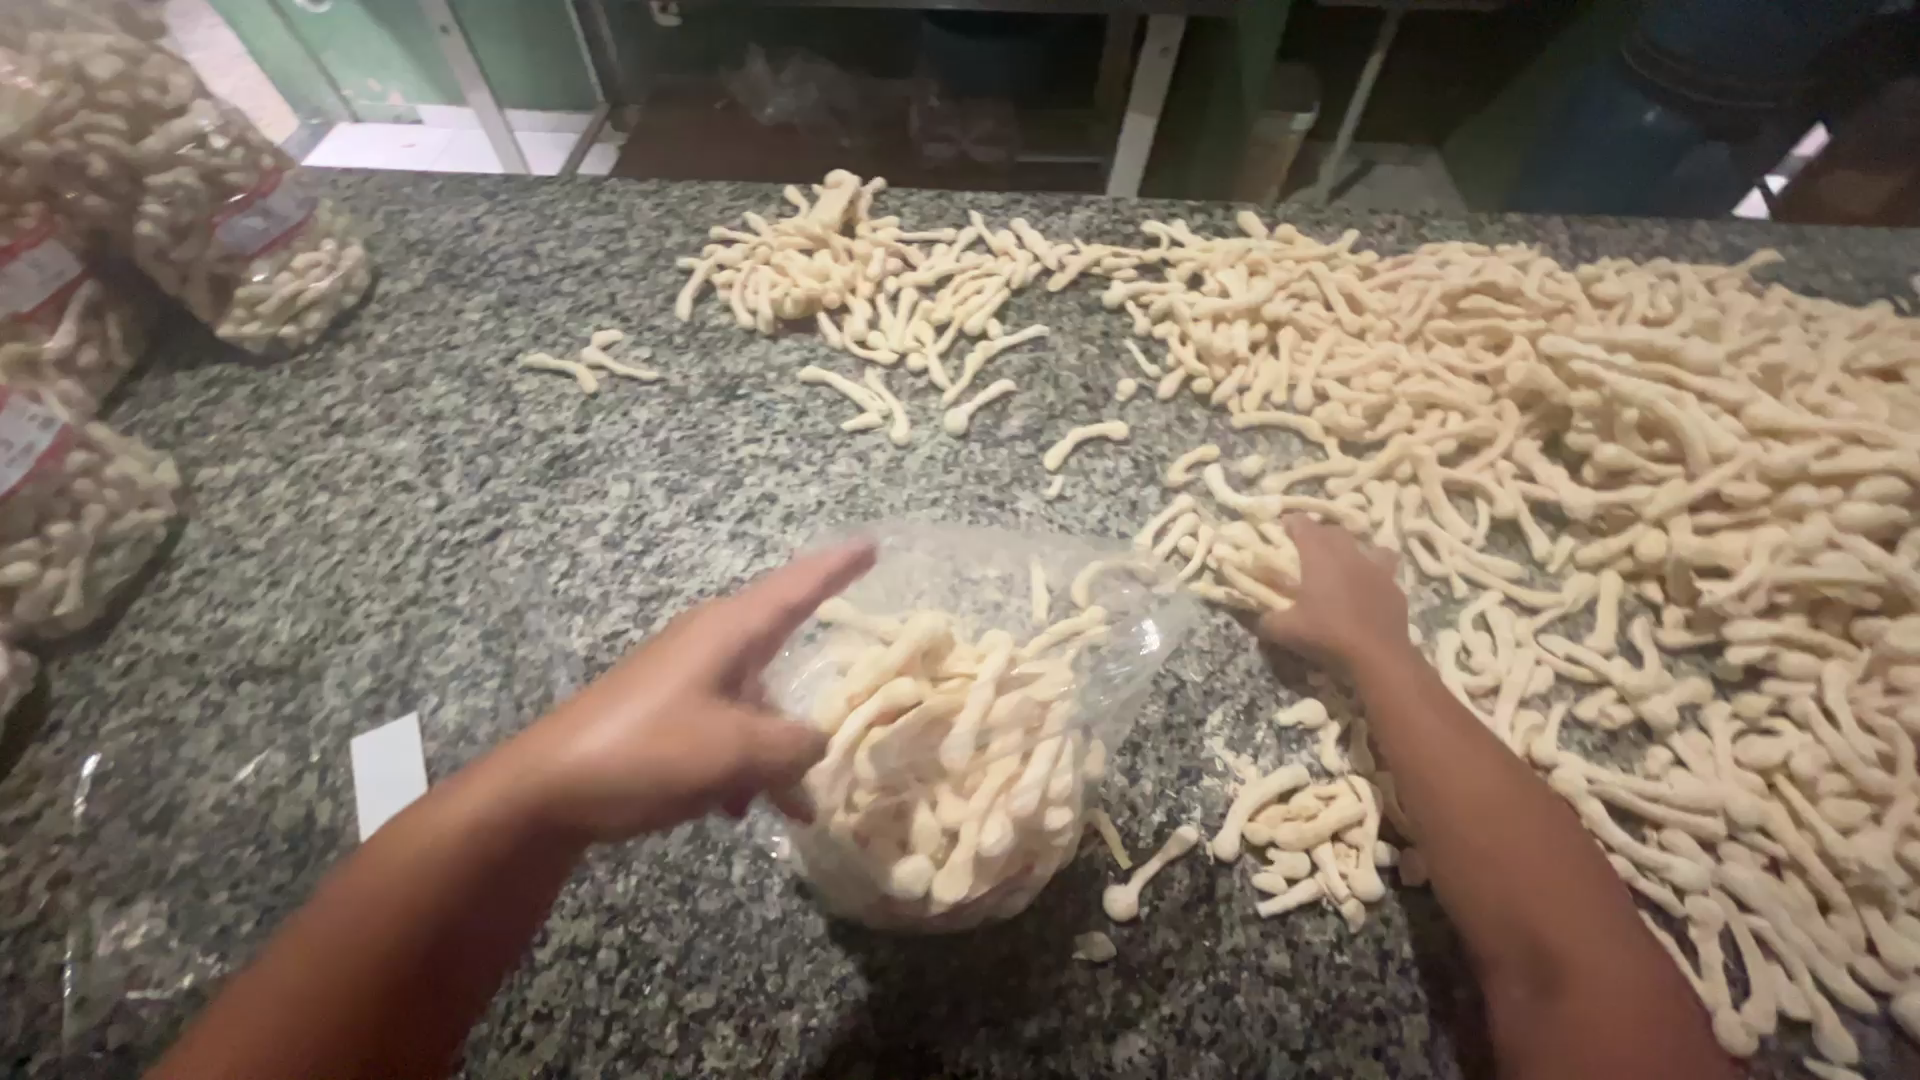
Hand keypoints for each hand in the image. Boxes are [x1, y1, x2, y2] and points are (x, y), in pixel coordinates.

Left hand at [483, 540, 876, 842]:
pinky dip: (742, 762)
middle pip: (784, 650)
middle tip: (858, 699)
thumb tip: (818, 744)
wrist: (545, 791)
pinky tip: (736, 809)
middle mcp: (714, 643)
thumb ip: (794, 746)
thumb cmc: (648, 750)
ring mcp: (689, 676)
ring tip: (793, 805)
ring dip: (776, 749)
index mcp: (732, 631)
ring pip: (757, 702)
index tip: (873, 545)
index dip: (839, 566)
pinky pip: (726, 726)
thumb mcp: (736, 751)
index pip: (799, 586)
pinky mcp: (669, 710)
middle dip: (816, 687)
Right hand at [1253, 515, 1409, 668]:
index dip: (1292, 523)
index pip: (1304, 526)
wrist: (1378, 657)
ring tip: (1344, 564)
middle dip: (1320, 534)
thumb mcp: (1283, 631)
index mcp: (1320, 557)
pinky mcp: (1395, 589)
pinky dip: (1372, 575)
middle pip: (1335, 532)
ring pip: (1368, 546)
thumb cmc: (1326, 635)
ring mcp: (1377, 571)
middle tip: (1307, 547)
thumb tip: (1258, 618)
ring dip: (1353, 550)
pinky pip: (1385, 571)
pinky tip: (1365, 591)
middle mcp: (1349, 556)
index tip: (1283, 526)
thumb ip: (1265, 620)